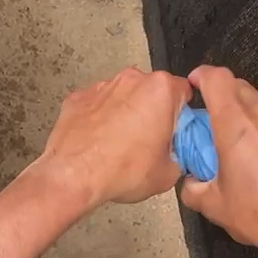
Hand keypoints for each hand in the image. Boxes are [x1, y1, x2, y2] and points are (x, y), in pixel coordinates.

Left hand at [31, 67, 190, 207]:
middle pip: (152, 93)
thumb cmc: (117, 170)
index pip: (184, 93)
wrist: (74, 177)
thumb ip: (178, 157)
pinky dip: (100, 121)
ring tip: (121, 147)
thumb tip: (173, 158)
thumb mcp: (167, 174)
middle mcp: (132, 81)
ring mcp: (103, 87)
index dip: (182, 115)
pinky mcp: (79, 98)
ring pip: (124, 98)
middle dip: (153, 114)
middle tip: (150, 144)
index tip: (177, 131)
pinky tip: (100, 144)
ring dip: (126, 116)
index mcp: (160, 91)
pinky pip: (97, 107)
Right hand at [179, 66, 257, 257]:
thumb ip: (192, 188)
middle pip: (236, 87)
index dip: (200, 76)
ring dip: (241, 117)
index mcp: (236, 125)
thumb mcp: (213, 207)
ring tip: (233, 149)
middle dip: (218, 98)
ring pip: (257, 106)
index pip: (216, 78)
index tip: (192, 87)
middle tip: (207, 125)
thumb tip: (191, 181)